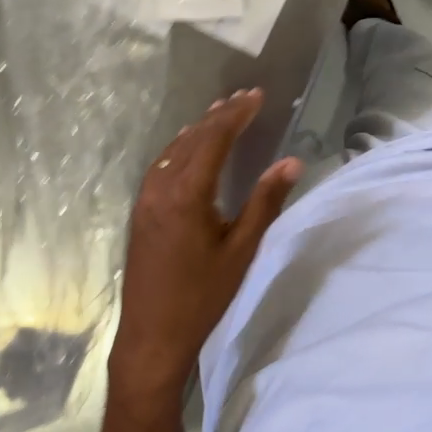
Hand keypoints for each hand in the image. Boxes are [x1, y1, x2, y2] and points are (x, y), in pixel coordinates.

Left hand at [110, 88, 302, 412]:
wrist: (152, 336)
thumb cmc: (202, 297)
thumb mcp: (242, 250)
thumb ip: (265, 202)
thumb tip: (291, 162)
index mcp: (186, 193)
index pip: (213, 138)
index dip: (236, 114)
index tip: (256, 96)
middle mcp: (160, 187)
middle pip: (191, 139)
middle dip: (219, 116)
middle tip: (243, 98)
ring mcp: (145, 199)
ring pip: (172, 150)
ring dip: (198, 130)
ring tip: (220, 115)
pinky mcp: (140, 213)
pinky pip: (161, 166)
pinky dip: (180, 149)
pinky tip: (189, 151)